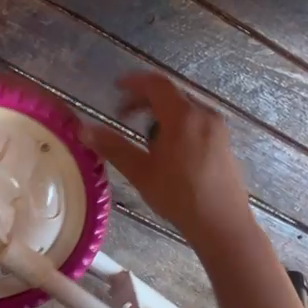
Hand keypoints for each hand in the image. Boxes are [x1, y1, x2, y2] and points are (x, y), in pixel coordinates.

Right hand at [81, 72, 253, 247]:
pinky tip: (169, 148)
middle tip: (123, 113)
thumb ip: (113, 146)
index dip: (134, 82)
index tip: (116, 88)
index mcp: (183, 116)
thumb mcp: (140, 172)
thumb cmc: (179, 196)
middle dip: (145, 98)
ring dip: (161, 111)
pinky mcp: (224, 141)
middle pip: (171, 93)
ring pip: (185, 107)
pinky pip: (197, 119)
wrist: (222, 224)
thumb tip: (83, 129)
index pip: (156, 84)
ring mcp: (218, 128)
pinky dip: (178, 122)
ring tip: (144, 134)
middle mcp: (204, 114)